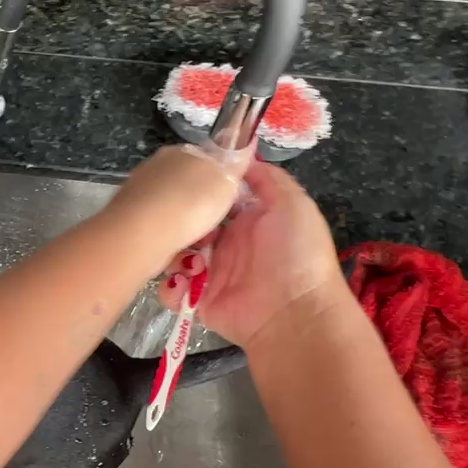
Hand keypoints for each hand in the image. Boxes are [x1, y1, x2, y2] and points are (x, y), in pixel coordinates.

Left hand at [107, 143, 248, 265]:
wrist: (141, 234)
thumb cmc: (189, 202)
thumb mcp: (226, 176)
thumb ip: (234, 160)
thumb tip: (244, 140)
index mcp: (176, 152)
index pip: (203, 158)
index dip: (220, 177)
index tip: (230, 197)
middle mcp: (153, 170)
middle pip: (188, 187)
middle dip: (203, 205)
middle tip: (217, 223)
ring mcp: (139, 195)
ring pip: (174, 211)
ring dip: (188, 225)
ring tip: (200, 242)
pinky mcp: (129, 221)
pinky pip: (160, 230)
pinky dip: (171, 239)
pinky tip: (179, 250)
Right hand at [187, 160, 350, 351]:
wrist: (293, 311)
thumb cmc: (296, 253)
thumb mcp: (292, 203)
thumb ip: (265, 177)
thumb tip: (238, 155)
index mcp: (245, 220)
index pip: (209, 201)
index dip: (195, 195)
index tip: (182, 189)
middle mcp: (224, 245)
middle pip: (184, 227)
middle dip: (177, 226)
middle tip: (182, 229)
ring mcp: (209, 273)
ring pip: (173, 256)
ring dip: (173, 256)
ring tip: (188, 261)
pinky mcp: (196, 300)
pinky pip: (171, 290)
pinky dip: (171, 287)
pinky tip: (184, 284)